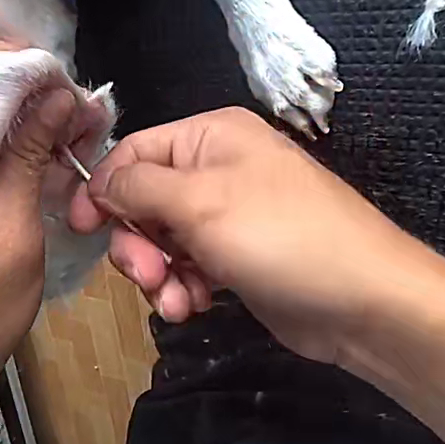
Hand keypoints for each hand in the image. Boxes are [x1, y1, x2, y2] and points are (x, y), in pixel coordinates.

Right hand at [67, 107, 444, 368]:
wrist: (363, 302)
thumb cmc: (279, 237)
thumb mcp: (199, 203)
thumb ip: (136, 187)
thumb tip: (97, 184)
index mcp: (210, 136)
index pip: (133, 152)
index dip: (103, 190)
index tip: (81, 230)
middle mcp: (216, 170)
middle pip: (143, 201)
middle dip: (137, 244)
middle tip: (147, 276)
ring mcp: (227, 217)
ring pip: (161, 241)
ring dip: (158, 275)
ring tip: (177, 301)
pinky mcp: (235, 259)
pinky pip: (187, 268)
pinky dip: (182, 288)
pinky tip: (194, 307)